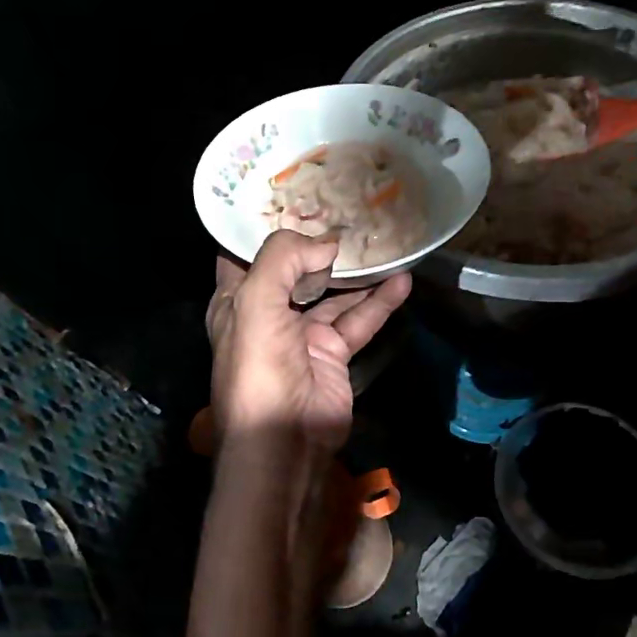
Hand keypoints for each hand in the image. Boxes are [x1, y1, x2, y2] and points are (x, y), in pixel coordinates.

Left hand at [205, 231, 410, 458]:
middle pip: (291, 268)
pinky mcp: (331, 354)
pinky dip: (378, 302)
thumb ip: (283, 259)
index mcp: (234, 300)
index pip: (241, 253)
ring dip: (354, 272)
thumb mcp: (256, 302)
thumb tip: (325, 243)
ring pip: (330, 293)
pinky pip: (357, 320)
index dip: (259, 226)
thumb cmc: (257, 367)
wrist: (283, 442)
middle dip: (313, 243)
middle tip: (344, 209)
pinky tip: (402, 281)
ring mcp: (300, 334)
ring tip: (381, 240)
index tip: (289, 195)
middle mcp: (265, 313)